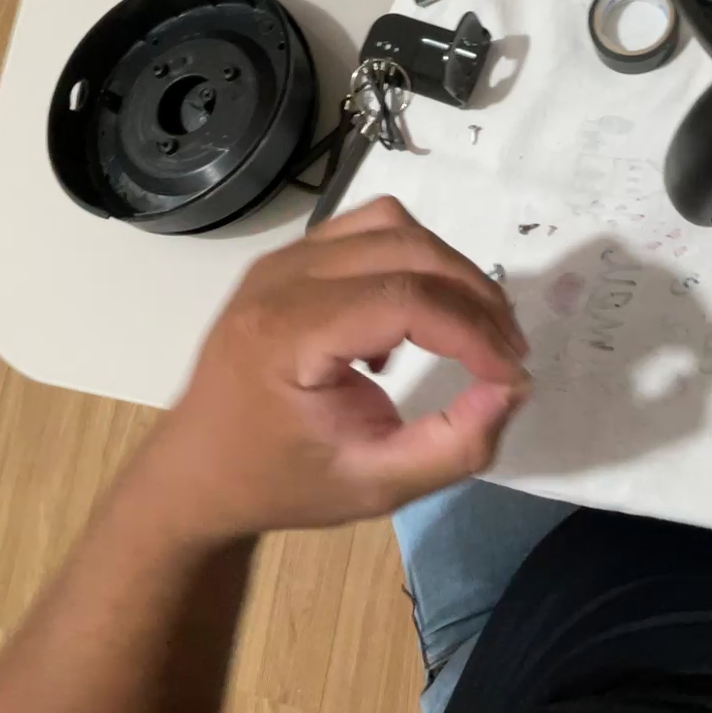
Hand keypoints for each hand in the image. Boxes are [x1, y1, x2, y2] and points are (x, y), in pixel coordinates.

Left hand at [129, 197, 531, 539]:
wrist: (198, 470)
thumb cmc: (280, 484)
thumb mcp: (375, 486)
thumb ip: (454, 446)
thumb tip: (513, 388)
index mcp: (287, 335)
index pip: (406, 301)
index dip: (475, 332)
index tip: (512, 375)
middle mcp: (281, 278)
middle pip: (408, 250)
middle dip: (475, 296)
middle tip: (506, 351)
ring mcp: (282, 259)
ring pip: (394, 226)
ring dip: (447, 270)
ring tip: (471, 327)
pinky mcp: (290, 258)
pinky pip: (371, 230)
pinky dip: (412, 263)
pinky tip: (411, 319)